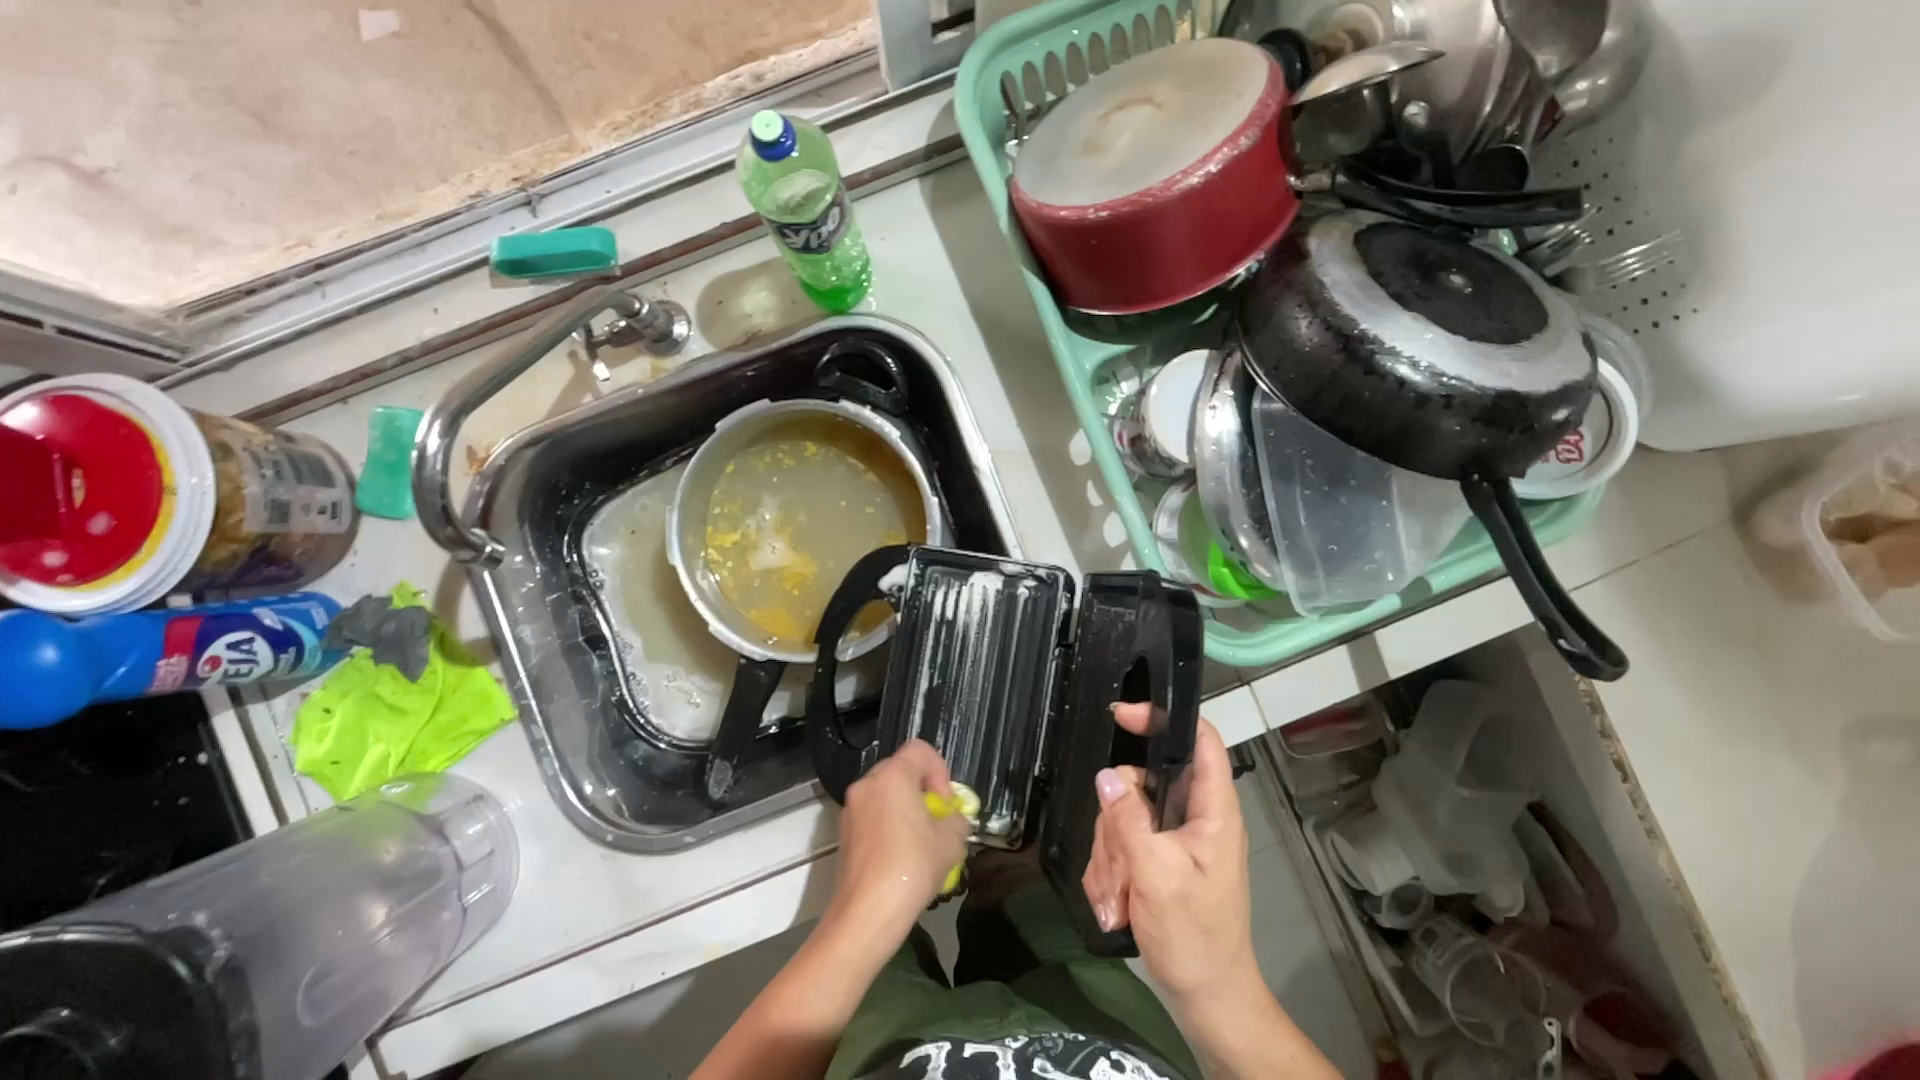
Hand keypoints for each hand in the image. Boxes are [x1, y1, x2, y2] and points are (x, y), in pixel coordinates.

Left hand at [825, 739, 971, 950]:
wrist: (868, 912)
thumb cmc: (912, 866)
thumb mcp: (951, 841)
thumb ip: (957, 820)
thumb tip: (953, 820)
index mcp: (892, 776)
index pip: (920, 750)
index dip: (940, 770)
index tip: (945, 802)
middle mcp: (866, 785)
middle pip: (900, 771)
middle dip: (922, 790)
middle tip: (937, 821)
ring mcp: (851, 810)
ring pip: (885, 796)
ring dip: (905, 810)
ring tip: (921, 842)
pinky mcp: (844, 834)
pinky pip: (872, 817)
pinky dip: (889, 826)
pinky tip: (901, 858)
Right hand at [1081, 705, 1259, 1009]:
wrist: (1205, 996)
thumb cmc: (1194, 937)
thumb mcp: (1157, 876)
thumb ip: (1129, 821)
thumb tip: (1106, 776)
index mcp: (1212, 811)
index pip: (1200, 741)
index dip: (1164, 719)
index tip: (1122, 716)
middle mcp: (1194, 817)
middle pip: (1140, 784)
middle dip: (1116, 824)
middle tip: (1122, 864)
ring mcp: (1173, 840)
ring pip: (1122, 817)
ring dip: (1111, 856)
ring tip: (1121, 896)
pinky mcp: (1156, 860)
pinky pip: (1119, 846)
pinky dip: (1112, 873)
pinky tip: (1118, 904)